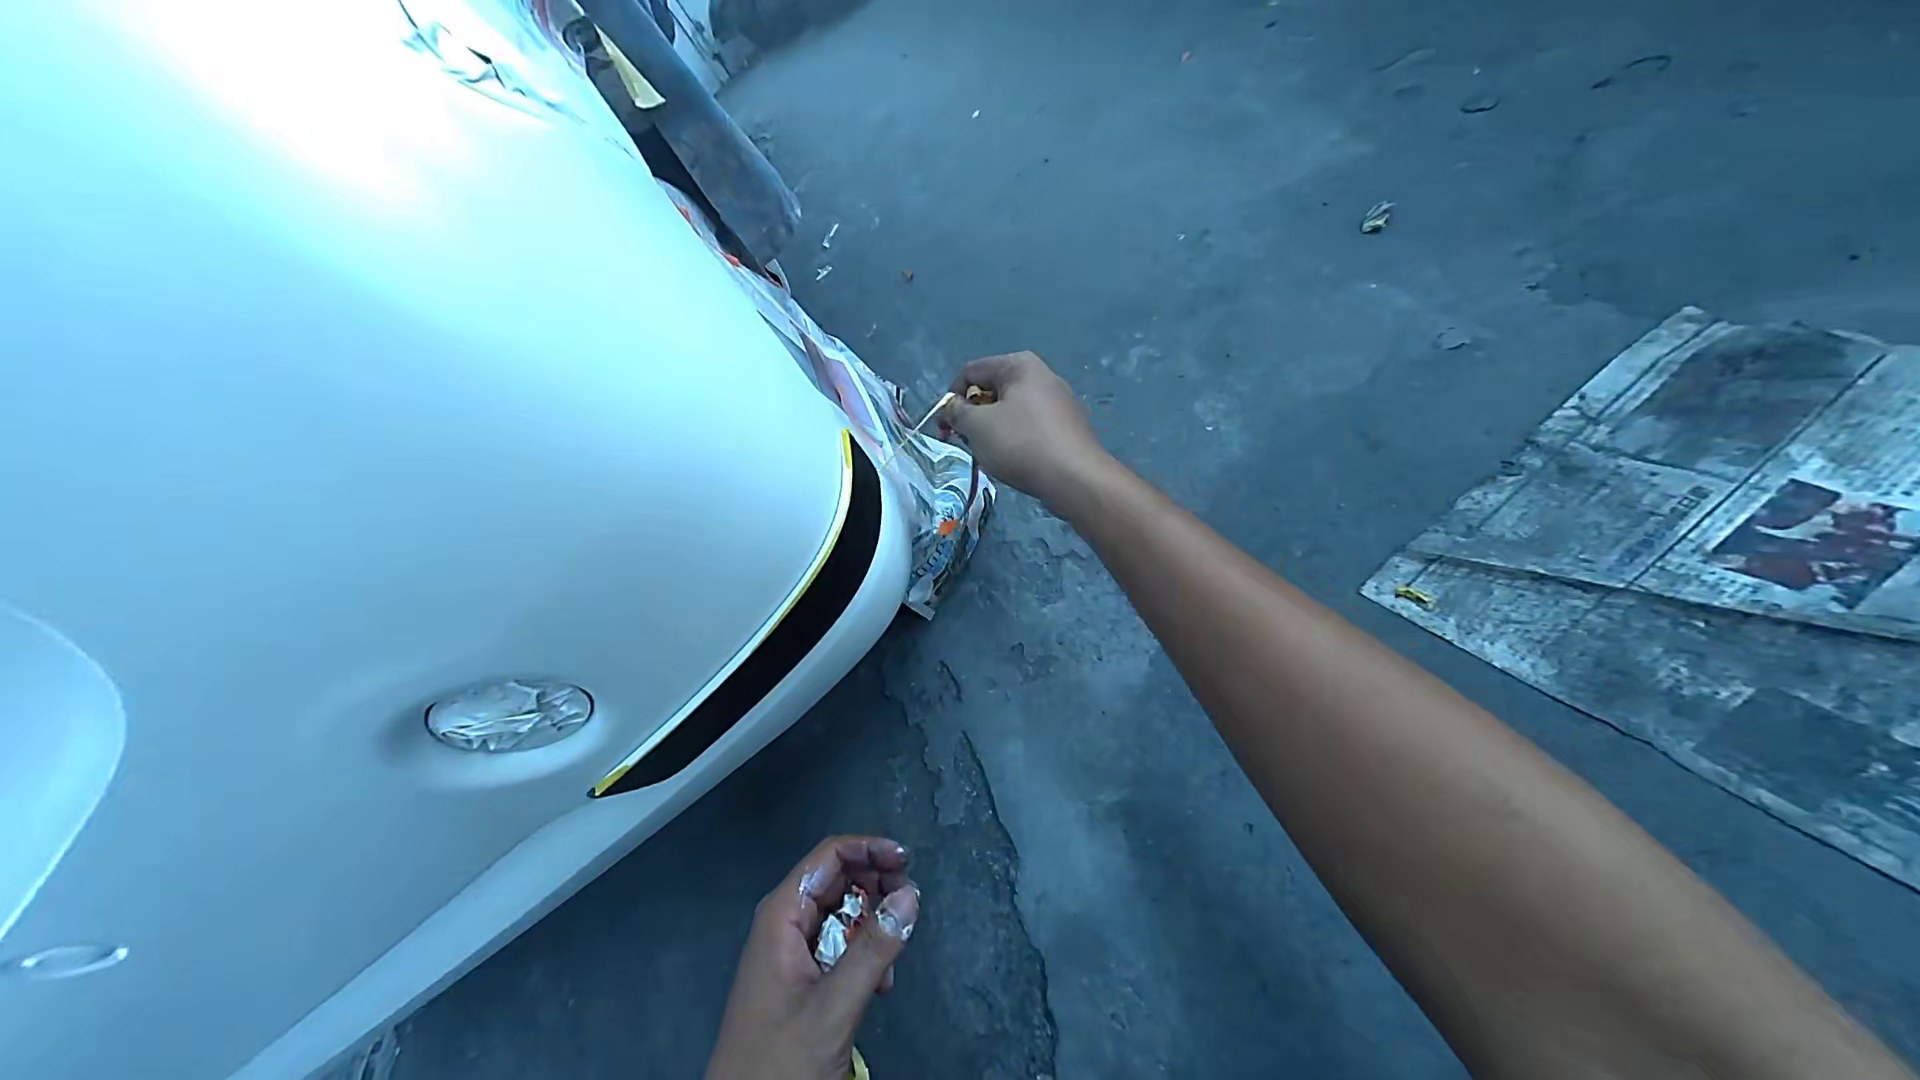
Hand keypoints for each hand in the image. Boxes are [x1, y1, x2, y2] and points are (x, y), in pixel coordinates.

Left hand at [703, 837, 919, 1079]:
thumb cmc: (780, 1062)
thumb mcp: (833, 1007)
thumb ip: (874, 948)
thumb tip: (911, 894)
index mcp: (782, 914)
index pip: (830, 855)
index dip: (869, 849)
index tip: (907, 861)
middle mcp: (785, 922)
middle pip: (838, 878)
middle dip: (876, 885)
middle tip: (909, 907)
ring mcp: (792, 950)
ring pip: (842, 911)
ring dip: (874, 924)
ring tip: (895, 957)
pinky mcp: (801, 977)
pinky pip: (840, 943)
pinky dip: (865, 952)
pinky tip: (880, 984)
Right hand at [940, 351, 1112, 506]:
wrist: (1075, 478)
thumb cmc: (1021, 444)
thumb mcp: (977, 426)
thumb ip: (956, 412)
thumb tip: (952, 407)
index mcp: (1019, 365)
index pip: (970, 372)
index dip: (951, 398)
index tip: (946, 428)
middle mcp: (1042, 375)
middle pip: (992, 390)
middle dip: (973, 416)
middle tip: (967, 443)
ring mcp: (1059, 401)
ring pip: (1010, 411)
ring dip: (992, 431)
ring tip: (990, 456)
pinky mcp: (1068, 427)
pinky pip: (1030, 427)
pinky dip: (1015, 440)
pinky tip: (1015, 461)